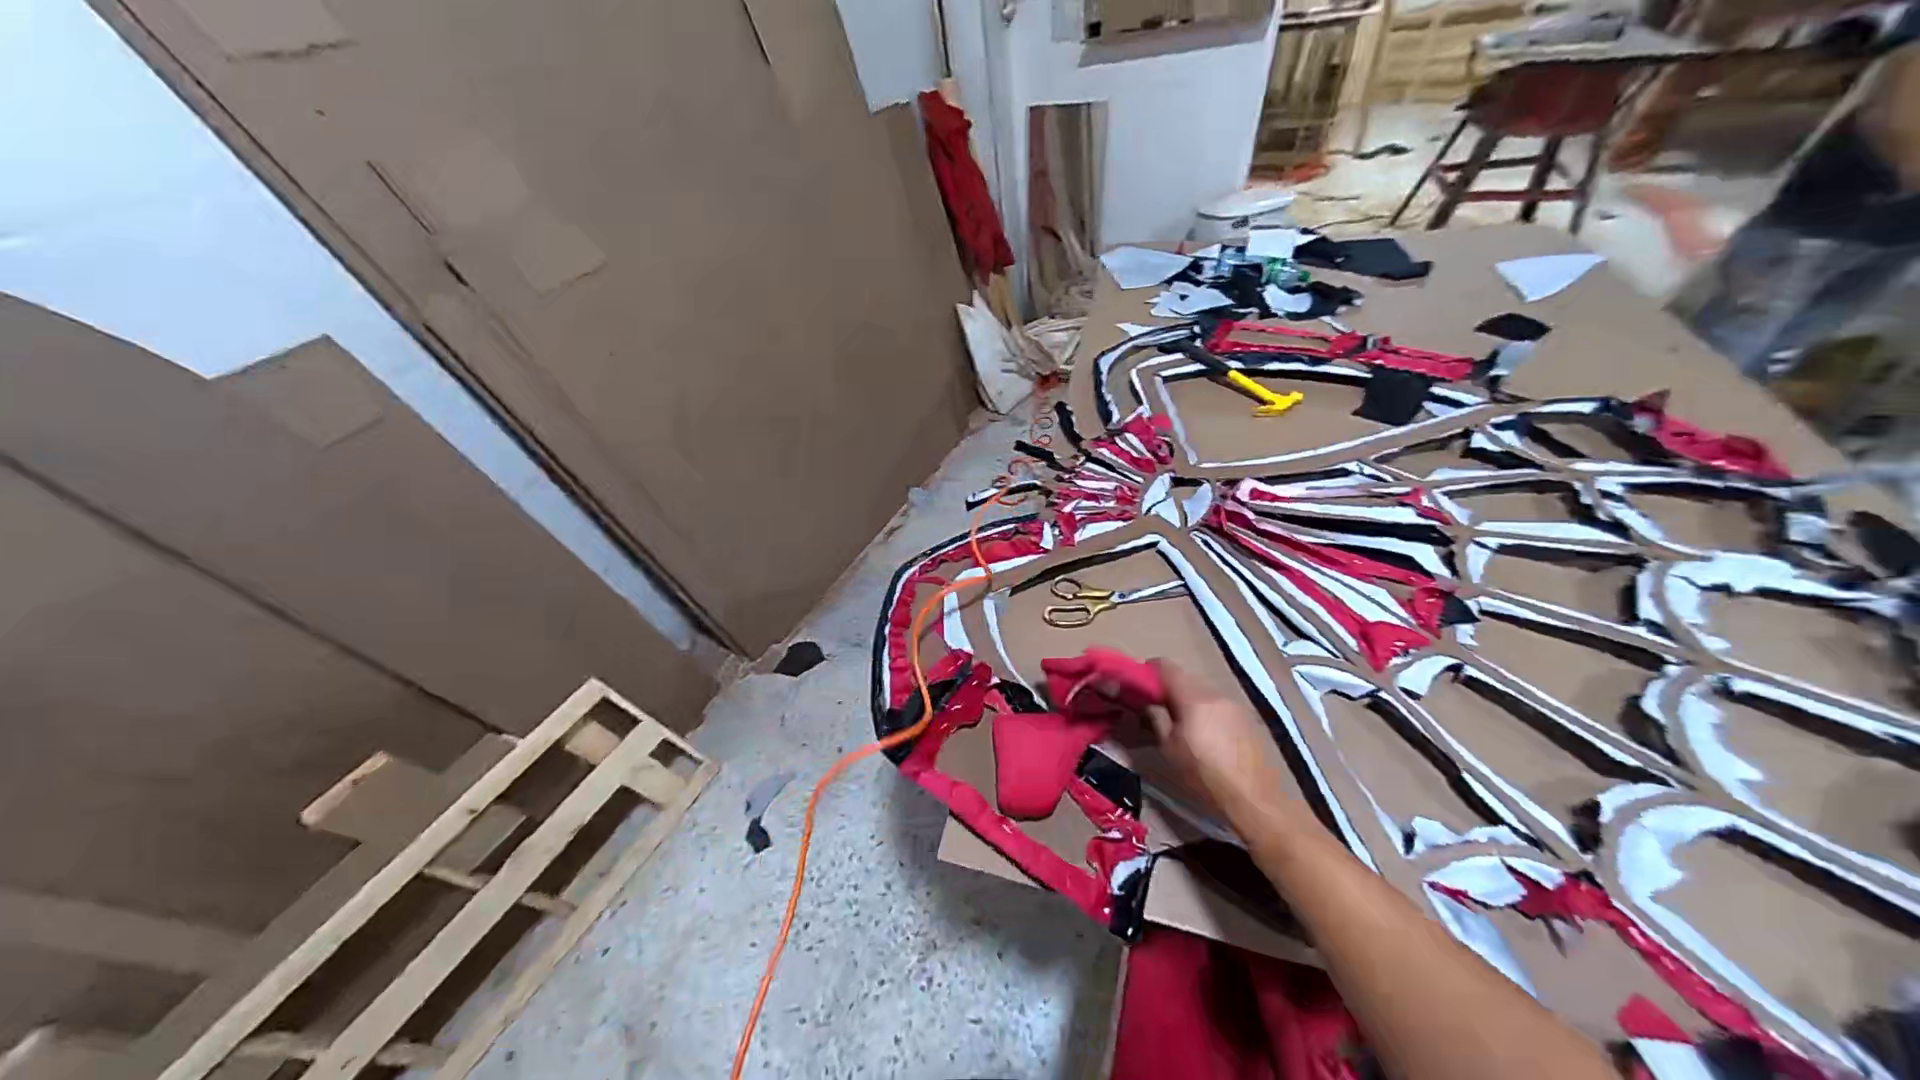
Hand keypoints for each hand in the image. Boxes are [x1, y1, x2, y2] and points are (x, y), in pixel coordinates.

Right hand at [1147, 659, 1299, 823]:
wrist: (1255, 801)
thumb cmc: (1205, 777)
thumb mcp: (1169, 749)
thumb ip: (1155, 717)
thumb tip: (1144, 701)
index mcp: (1194, 698)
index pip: (1165, 666)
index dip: (1147, 672)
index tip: (1136, 689)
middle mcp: (1216, 693)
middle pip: (1185, 678)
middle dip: (1167, 689)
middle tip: (1154, 710)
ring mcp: (1235, 705)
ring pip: (1202, 692)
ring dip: (1187, 701)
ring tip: (1180, 726)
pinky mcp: (1248, 719)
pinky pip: (1218, 705)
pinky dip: (1205, 712)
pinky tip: (1205, 737)